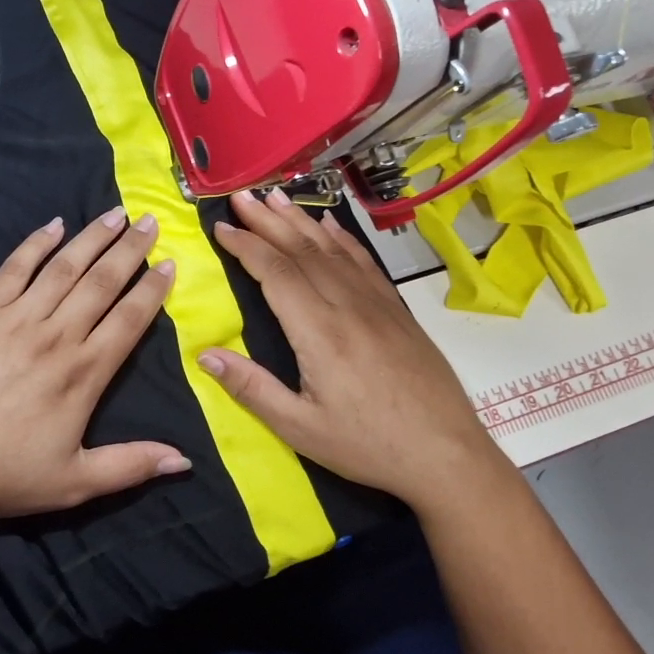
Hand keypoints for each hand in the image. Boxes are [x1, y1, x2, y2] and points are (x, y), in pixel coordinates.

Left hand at [0, 208, 187, 517]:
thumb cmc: (2, 470)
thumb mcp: (74, 482)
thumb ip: (130, 465)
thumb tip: (184, 460)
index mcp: (85, 372)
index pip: (130, 319)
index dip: (153, 290)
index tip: (170, 263)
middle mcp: (58, 334)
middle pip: (103, 282)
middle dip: (130, 250)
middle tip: (150, 222)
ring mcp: (18, 317)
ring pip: (64, 267)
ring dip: (92, 238)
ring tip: (115, 214)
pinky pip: (14, 268)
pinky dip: (35, 244)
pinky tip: (53, 225)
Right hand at [198, 190, 503, 506]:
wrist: (447, 456)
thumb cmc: (368, 445)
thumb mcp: (300, 428)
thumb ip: (252, 388)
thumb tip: (205, 354)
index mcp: (320, 333)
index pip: (276, 273)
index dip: (246, 246)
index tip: (221, 228)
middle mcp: (348, 307)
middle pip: (302, 251)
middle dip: (268, 221)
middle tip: (240, 196)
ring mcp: (378, 306)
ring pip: (333, 250)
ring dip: (300, 221)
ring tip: (275, 198)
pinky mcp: (398, 312)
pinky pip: (365, 263)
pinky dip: (342, 239)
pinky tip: (329, 225)